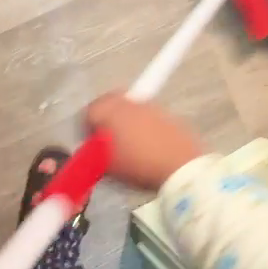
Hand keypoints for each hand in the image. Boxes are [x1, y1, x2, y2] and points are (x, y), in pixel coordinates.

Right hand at [84, 93, 205, 191]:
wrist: (180, 167)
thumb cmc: (137, 166)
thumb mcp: (106, 165)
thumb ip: (93, 153)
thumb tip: (91, 147)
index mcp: (109, 111)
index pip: (89, 111)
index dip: (87, 127)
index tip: (90, 143)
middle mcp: (129, 102)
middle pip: (110, 102)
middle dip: (105, 117)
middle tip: (106, 140)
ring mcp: (150, 106)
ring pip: (130, 108)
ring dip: (125, 120)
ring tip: (128, 143)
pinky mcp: (167, 114)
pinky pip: (148, 116)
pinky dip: (143, 125)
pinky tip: (146, 144)